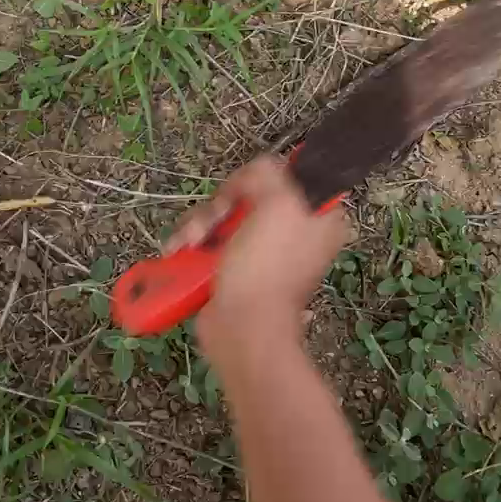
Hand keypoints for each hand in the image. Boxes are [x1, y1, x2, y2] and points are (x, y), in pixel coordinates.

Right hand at [168, 157, 348, 366]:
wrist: (243, 329)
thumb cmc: (266, 268)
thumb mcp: (277, 204)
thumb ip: (269, 173)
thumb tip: (254, 172)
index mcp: (319, 214)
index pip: (286, 173)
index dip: (257, 179)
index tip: (241, 193)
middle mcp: (295, 230)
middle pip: (248, 194)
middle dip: (220, 207)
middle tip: (212, 224)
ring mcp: (264, 251)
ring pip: (224, 216)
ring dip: (200, 225)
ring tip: (188, 244)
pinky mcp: (237, 268)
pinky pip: (212, 240)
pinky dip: (195, 243)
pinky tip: (181, 249)